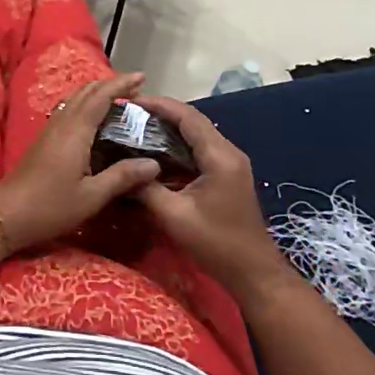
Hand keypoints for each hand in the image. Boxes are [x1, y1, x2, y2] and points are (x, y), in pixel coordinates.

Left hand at [0, 73, 161, 250]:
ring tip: (118, 101)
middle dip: (110, 85)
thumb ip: (122, 177)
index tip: (142, 77)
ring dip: (95, 94)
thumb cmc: (50, 207)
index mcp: (75, 132)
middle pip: (85, 92)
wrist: (6, 214)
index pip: (100, 97)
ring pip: (74, 100)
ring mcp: (49, 130)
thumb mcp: (92, 196)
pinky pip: (67, 111)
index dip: (121, 84)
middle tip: (135, 90)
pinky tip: (92, 120)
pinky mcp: (43, 140)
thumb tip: (153, 163)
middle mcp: (61, 124)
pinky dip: (84, 106)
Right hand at [131, 96, 297, 297]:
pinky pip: (198, 150)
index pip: (188, 117)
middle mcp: (228, 153)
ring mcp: (229, 164)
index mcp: (219, 157)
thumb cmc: (215, 243)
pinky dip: (176, 146)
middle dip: (161, 114)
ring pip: (195, 135)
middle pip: (192, 122)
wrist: (253, 272)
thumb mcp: (174, 216)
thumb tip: (121, 169)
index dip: (159, 105)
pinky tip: (154, 154)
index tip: (131, 102)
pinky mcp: (226, 175)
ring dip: (168, 129)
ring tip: (136, 129)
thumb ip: (146, 188)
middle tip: (128, 115)